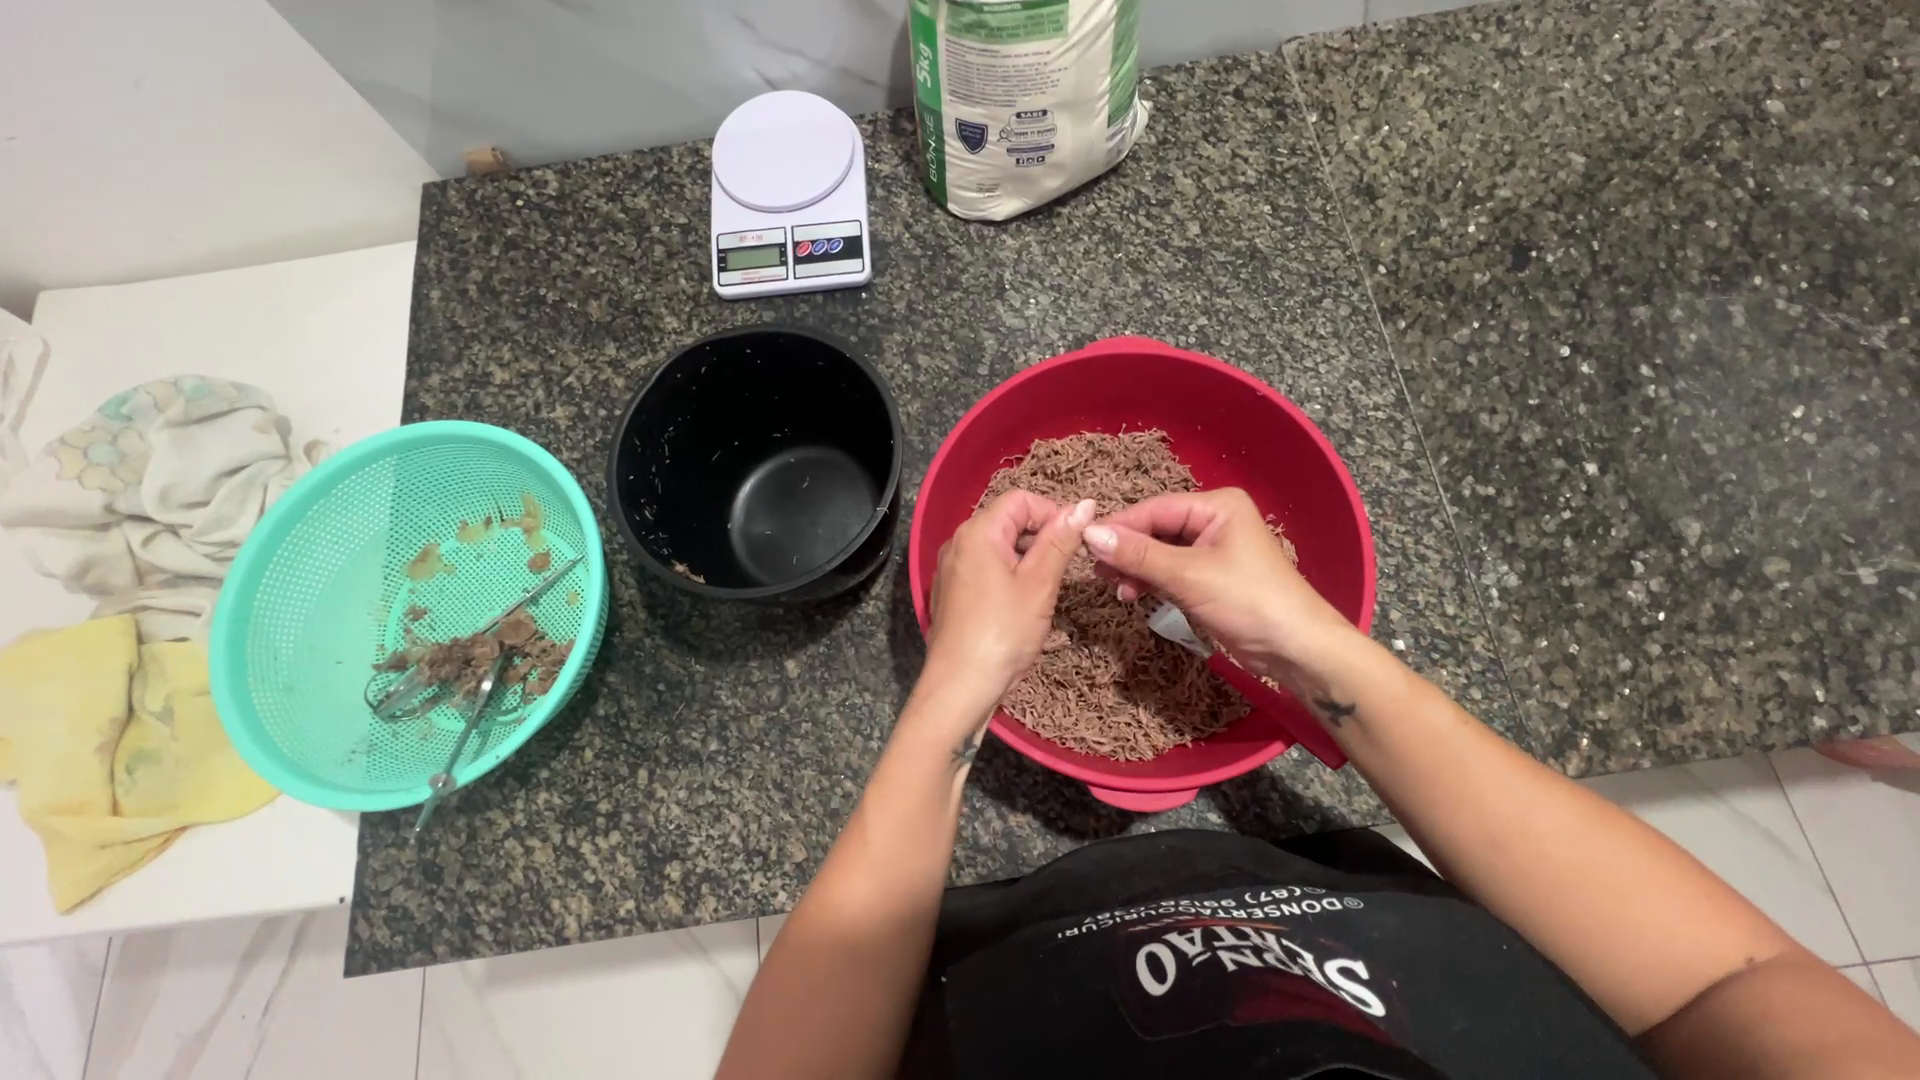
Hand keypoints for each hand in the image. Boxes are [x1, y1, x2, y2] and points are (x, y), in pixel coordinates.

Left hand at [924, 490, 1095, 704]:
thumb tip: (1085, 504)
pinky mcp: (950, 593)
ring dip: (1026, 559)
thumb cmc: (1003, 633)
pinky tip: (1020, 606)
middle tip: (1064, 569)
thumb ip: (1061, 540)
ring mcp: (951, 569)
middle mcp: (958, 543)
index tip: (1076, 541)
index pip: (1021, 500)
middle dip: (1041, 537)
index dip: (1053, 513)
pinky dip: (1007, 577)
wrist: (960, 686)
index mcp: (977, 532)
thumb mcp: (1040, 584)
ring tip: (1044, 590)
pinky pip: (984, 570)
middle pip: (1007, 521)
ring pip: (997, 547)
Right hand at [1081, 488, 1359, 675]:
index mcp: (1217, 505)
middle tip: (1094, 569)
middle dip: (1126, 549)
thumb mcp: (1188, 576)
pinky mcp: (1209, 578)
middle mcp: (1214, 521)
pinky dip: (1150, 581)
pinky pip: (1170, 571)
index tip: (1082, 542)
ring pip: (1159, 552)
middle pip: (1155, 529)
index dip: (1118, 526)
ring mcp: (1212, 550)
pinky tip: (1132, 594)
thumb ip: (1138, 555)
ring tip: (1111, 586)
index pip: (1154, 509)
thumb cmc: (1248, 601)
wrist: (1296, 649)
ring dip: (1135, 568)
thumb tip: (1090, 534)